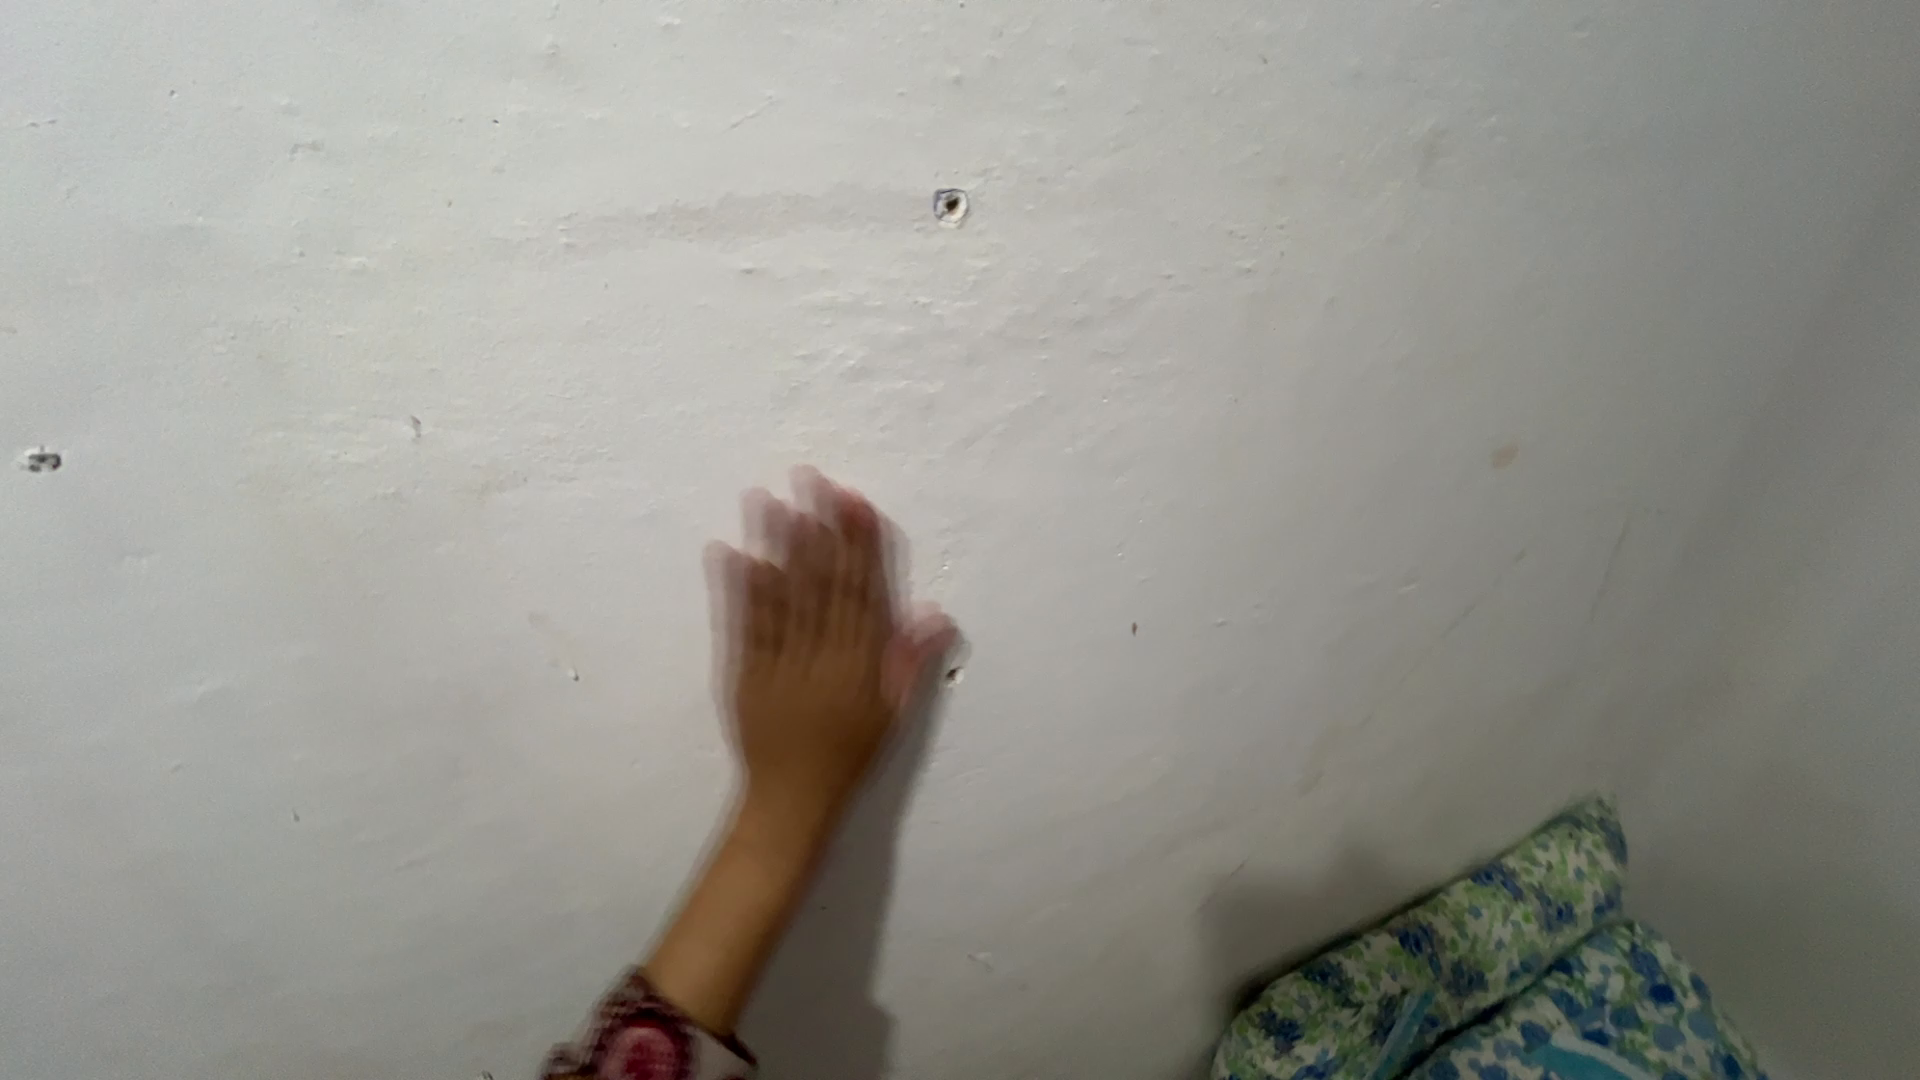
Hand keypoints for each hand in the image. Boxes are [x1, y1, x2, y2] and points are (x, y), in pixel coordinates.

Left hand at [708, 466, 957, 831]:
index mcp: (860, 661)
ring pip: (780, 594)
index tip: (853, 501)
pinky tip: (730, 552)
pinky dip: (736, 588)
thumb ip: (912, 662)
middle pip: (821, 581)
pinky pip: (743, 625)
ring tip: (767, 499)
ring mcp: (779, 660)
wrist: (791, 800)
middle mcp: (821, 653)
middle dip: (816, 526)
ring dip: (773, 545)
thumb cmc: (849, 755)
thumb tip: (938, 614)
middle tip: (809, 479)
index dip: (858, 543)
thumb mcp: (894, 714)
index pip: (862, 590)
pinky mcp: (744, 671)